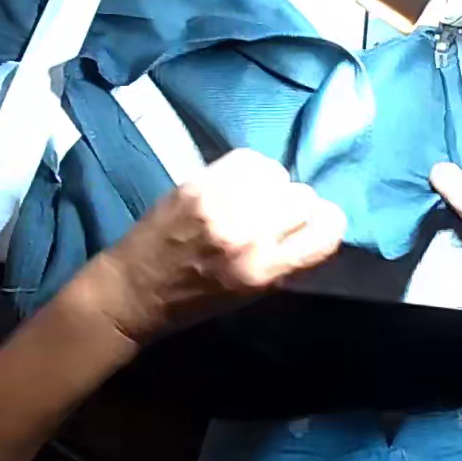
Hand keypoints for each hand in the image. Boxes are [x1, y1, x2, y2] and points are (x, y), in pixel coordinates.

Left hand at [69, 149, 346, 345]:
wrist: (134, 289)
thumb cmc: (194, 301)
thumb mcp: (251, 294)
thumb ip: (286, 260)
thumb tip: (315, 225)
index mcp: (263, 271)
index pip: (327, 230)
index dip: (326, 225)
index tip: (313, 226)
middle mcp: (247, 234)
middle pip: (305, 196)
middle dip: (296, 205)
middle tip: (276, 214)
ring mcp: (221, 204)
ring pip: (279, 174)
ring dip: (273, 185)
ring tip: (254, 197)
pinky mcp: (199, 183)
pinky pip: (250, 159)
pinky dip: (251, 169)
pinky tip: (238, 183)